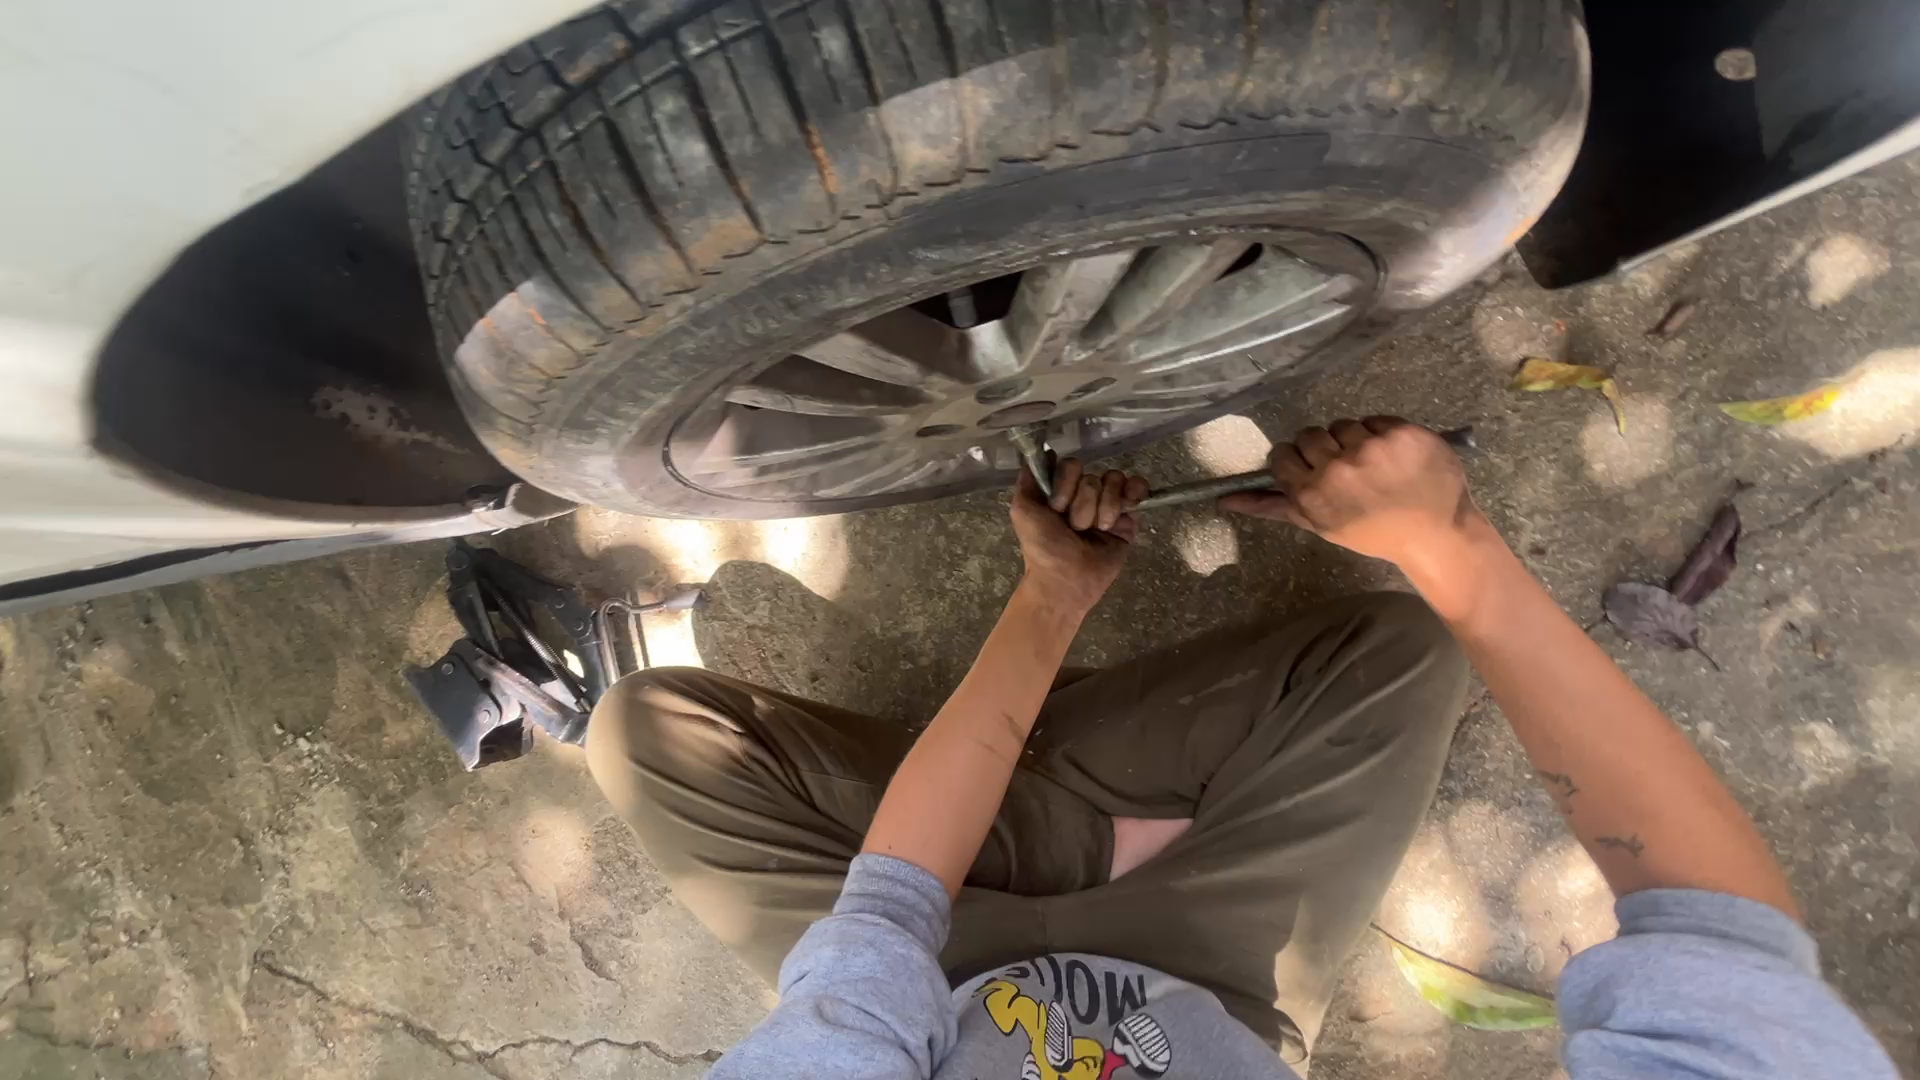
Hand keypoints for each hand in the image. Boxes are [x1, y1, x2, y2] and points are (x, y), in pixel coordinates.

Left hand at [1010, 458, 1147, 614]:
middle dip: (1083, 505)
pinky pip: (1137, 490)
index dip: (1065, 486)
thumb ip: (1029, 480)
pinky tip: (1130, 500)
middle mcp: (1084, 495)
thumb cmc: (1042, 547)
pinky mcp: (1128, 519)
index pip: (1072, 466)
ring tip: (1096, 531)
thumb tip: (1046, 452)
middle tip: (1075, 528)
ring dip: (1103, 509)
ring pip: (1114, 482)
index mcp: (1061, 491)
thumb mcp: (1023, 509)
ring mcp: (1108, 505)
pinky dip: (1135, 491)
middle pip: (1093, 477)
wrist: (1065, 579)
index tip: (1057, 508)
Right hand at [1218, 417, 1484, 573]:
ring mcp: (1372, 448)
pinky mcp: (1402, 432)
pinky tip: (1391, 455)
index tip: (1310, 471)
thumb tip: (1222, 500)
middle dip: (1321, 448)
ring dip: (1350, 439)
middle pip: (1309, 435)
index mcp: (1312, 492)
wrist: (1434, 532)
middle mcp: (1337, 467)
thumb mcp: (1317, 523)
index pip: (1282, 455)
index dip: (1295, 461)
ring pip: (1341, 425)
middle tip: (1341, 466)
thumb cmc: (1370, 532)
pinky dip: (1380, 433)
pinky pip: (1374, 419)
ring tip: (1369, 461)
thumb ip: (1270, 507)